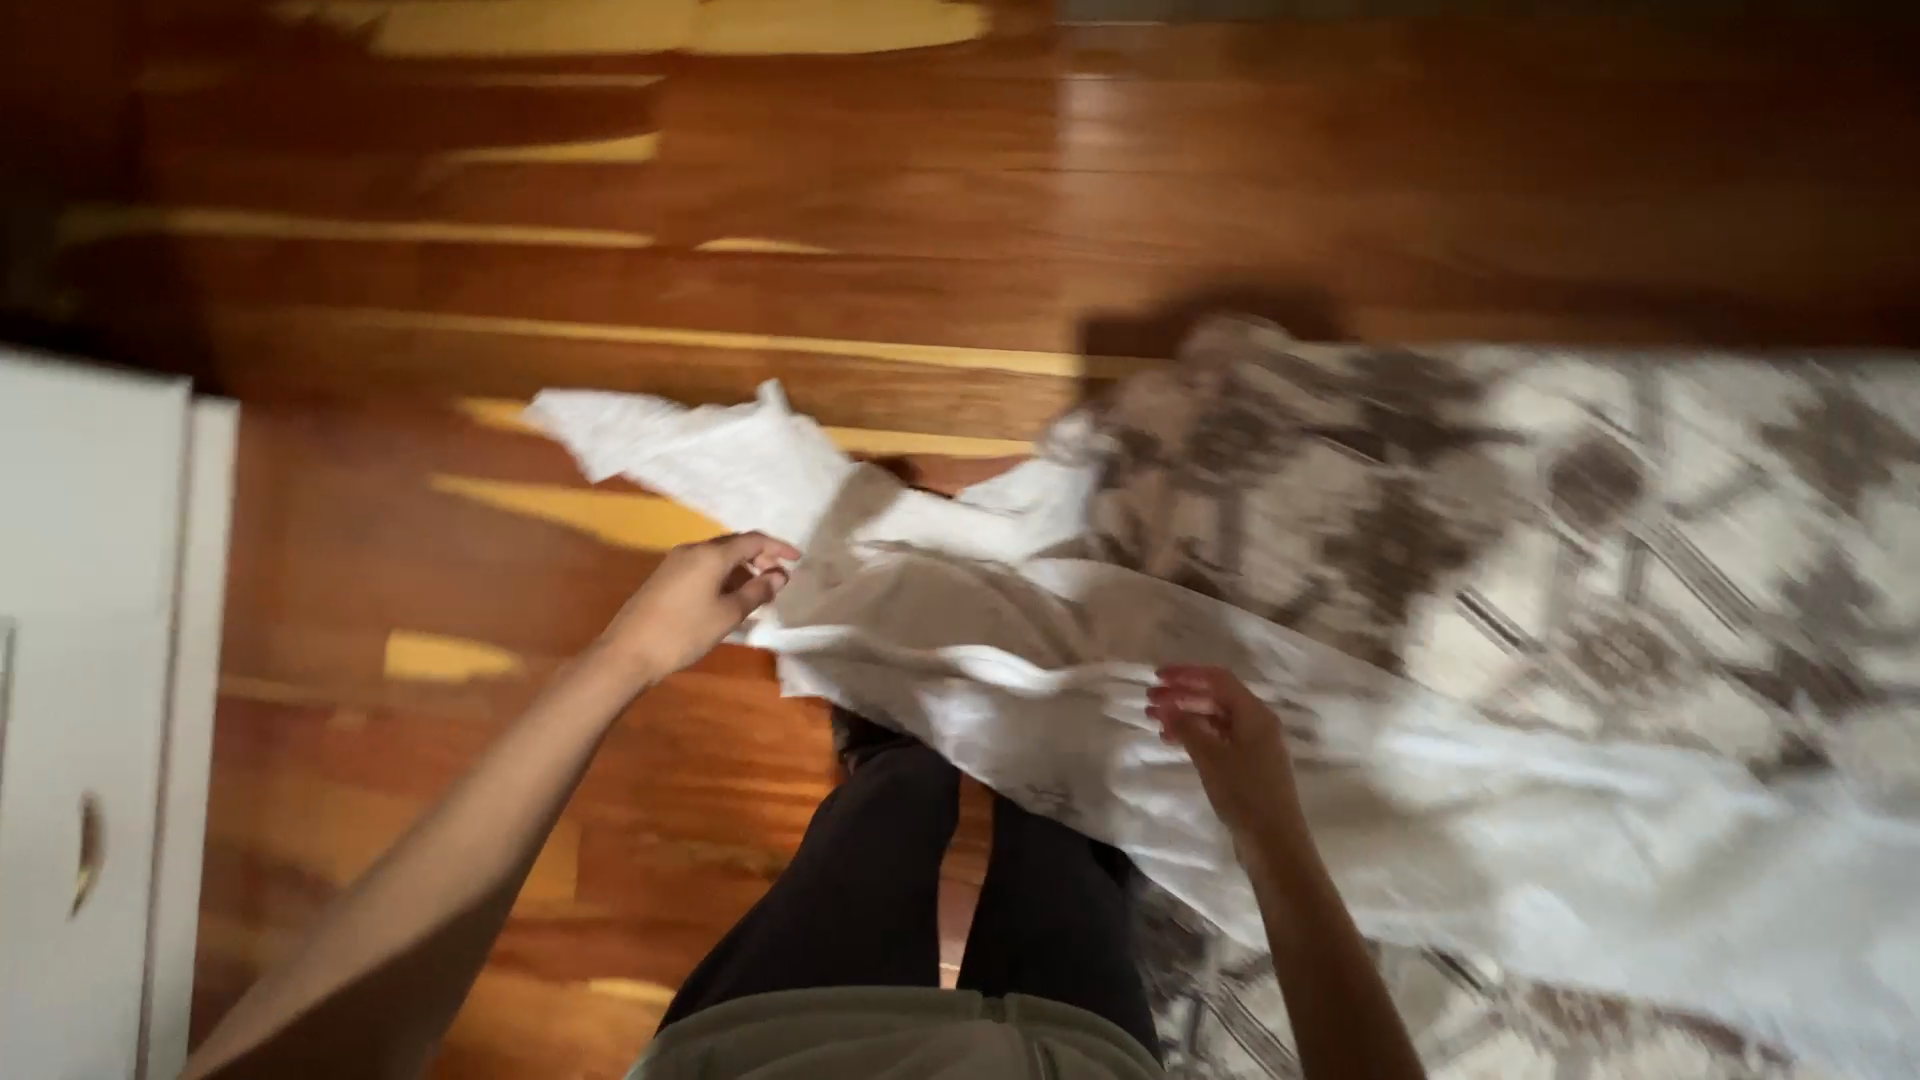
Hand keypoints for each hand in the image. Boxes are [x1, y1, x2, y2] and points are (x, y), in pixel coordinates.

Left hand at [598, 532, 800, 681]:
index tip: (797, 560)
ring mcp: (676, 562)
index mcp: (711, 555)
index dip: (778, 548)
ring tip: (758, 593)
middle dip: (760, 558)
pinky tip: (730, 597)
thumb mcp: (728, 614)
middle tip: (779, 579)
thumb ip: (757, 592)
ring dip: (742, 569)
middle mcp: (693, 550)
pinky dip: (724, 576)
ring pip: (718, 557)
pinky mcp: (666, 577)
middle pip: (735, 545)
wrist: (628, 652)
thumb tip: (779, 576)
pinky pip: (704, 567)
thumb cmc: (684, 632)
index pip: (753, 540)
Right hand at [1148, 666, 1306, 850]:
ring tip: (1156, 722)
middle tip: (1149, 702)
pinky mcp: (1248, 764)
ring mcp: (1254, 745)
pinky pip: (1217, 737)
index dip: (1186, 673)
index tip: (1157, 677)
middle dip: (1181, 695)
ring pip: (1214, 718)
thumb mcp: (1210, 757)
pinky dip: (1195, 735)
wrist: (1274, 843)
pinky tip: (1174, 741)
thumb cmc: (1244, 794)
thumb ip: (1186, 726)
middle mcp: (1257, 723)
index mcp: (1254, 714)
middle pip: (1215, 697)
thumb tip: (1165, 704)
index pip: (1217, 679)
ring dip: (1185, 716)